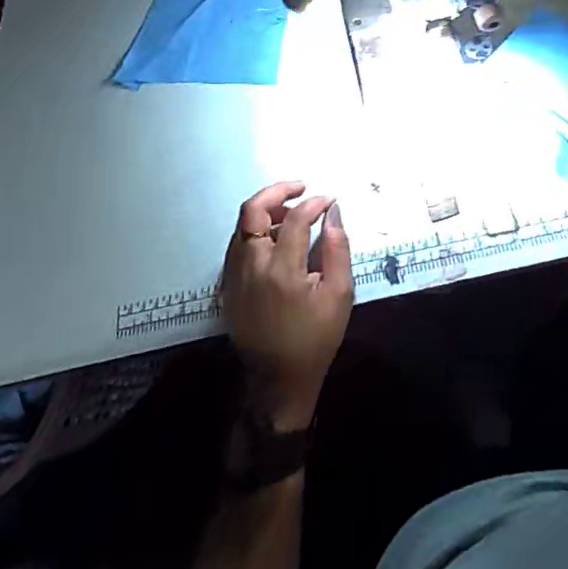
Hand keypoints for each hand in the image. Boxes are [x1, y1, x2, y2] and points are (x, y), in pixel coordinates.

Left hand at [221, 181, 353, 429]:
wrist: (278, 380)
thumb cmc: (316, 339)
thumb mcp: (339, 295)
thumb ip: (338, 250)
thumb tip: (334, 215)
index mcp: (282, 271)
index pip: (295, 219)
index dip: (314, 203)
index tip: (330, 201)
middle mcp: (251, 267)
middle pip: (252, 212)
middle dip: (277, 191)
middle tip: (301, 188)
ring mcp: (234, 276)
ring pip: (241, 226)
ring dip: (266, 211)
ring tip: (293, 212)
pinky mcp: (228, 286)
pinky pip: (237, 245)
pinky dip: (256, 231)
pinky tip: (277, 237)